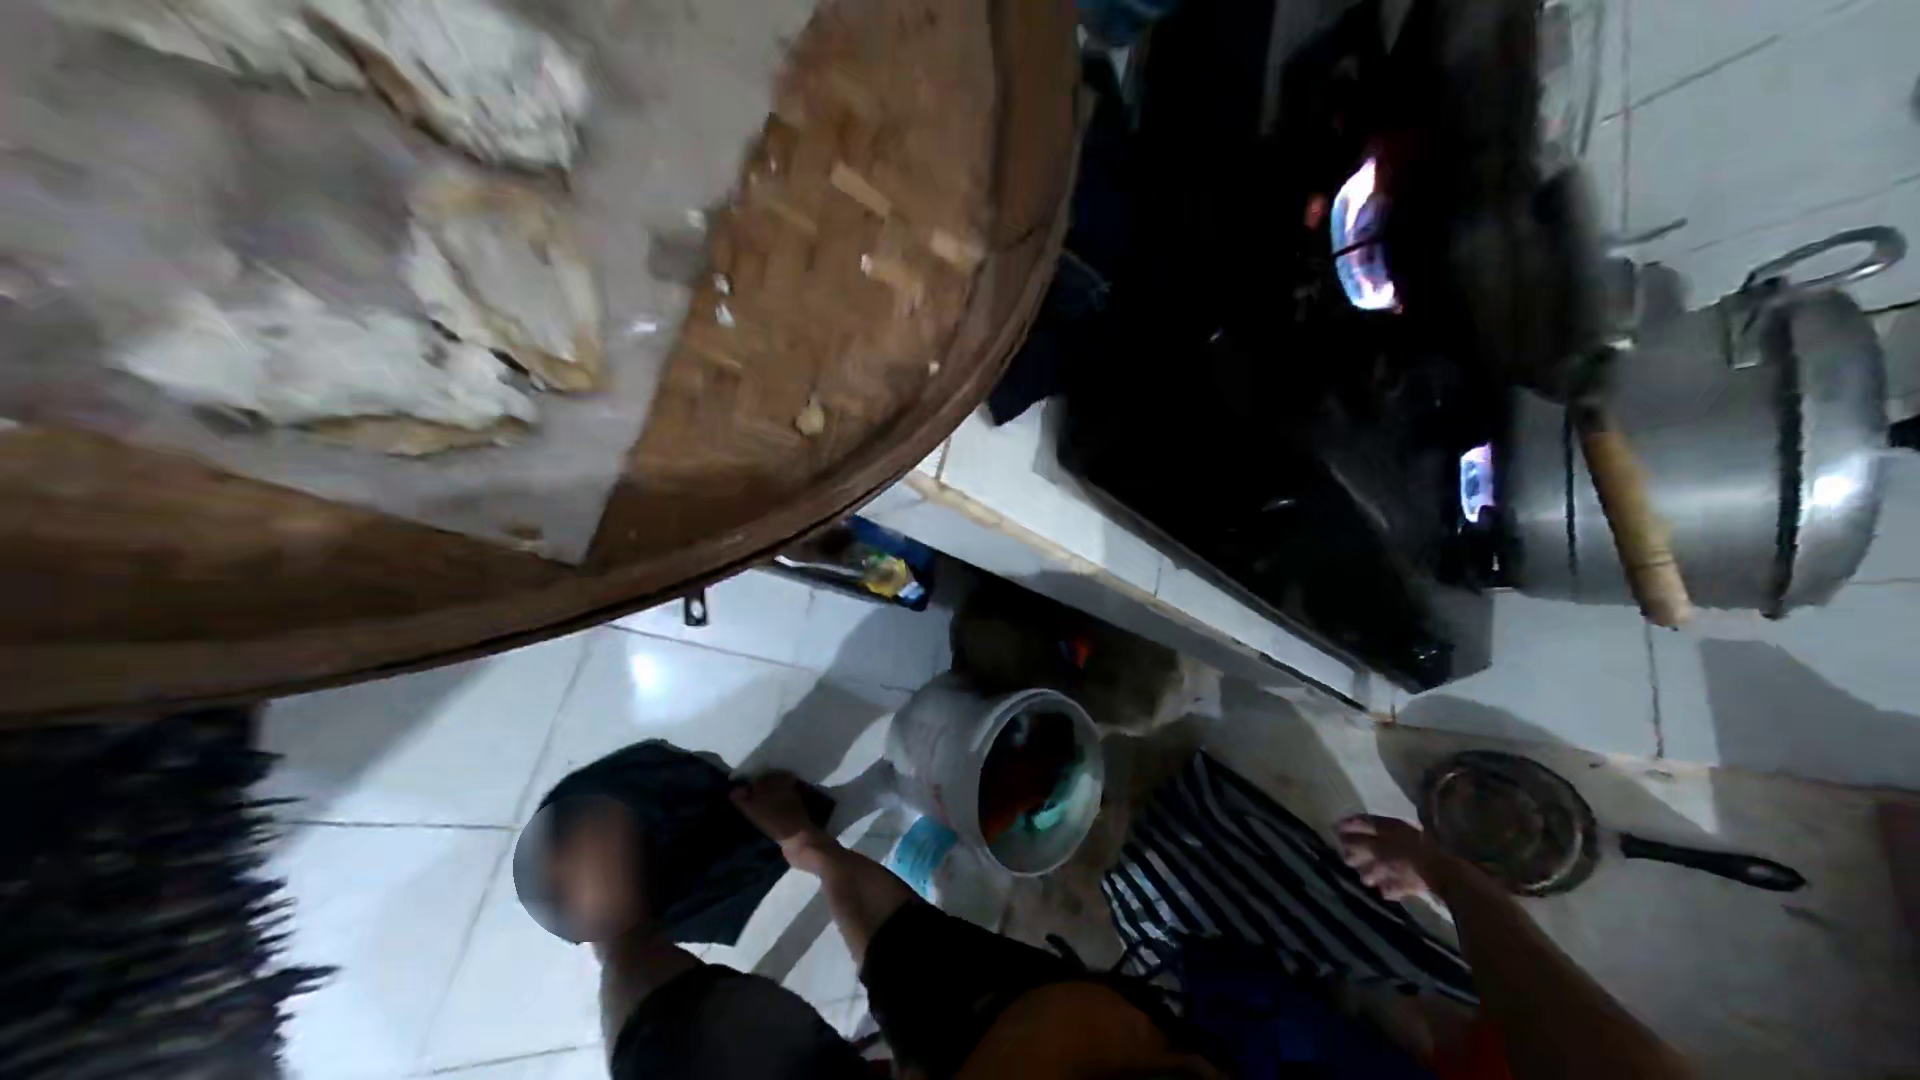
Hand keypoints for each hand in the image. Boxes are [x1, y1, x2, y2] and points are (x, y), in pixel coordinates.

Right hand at [1337, 815, 1444, 901]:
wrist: (1452, 879)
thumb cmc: (1410, 857)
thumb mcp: (1379, 848)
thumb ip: (1359, 843)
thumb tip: (1342, 837)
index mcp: (1394, 827)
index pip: (1367, 822)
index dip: (1350, 825)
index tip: (1336, 830)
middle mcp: (1405, 839)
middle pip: (1379, 844)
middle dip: (1361, 853)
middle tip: (1347, 860)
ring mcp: (1418, 858)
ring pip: (1391, 863)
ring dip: (1375, 870)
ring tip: (1364, 880)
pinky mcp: (1429, 878)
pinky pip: (1406, 879)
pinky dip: (1393, 884)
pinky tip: (1384, 892)